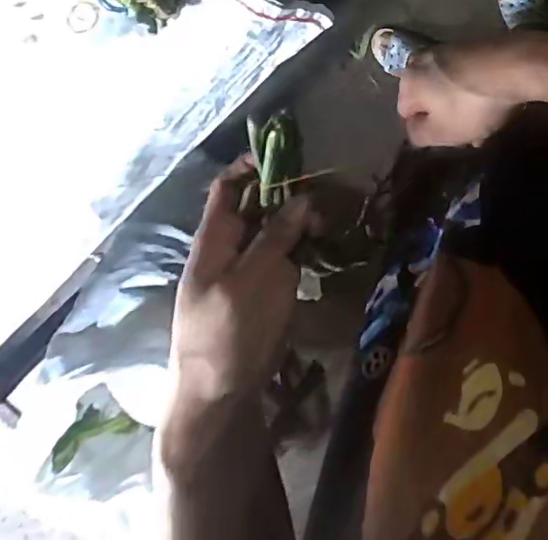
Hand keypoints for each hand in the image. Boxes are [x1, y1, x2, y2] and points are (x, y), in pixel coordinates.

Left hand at [162, 155, 317, 474]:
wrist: (218, 394)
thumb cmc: (226, 334)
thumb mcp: (251, 281)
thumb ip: (276, 236)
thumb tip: (302, 198)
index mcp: (214, 240)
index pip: (228, 188)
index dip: (252, 165)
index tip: (289, 153)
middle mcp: (232, 246)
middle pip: (259, 204)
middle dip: (290, 191)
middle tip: (326, 190)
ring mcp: (251, 266)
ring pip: (278, 227)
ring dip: (304, 217)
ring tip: (333, 216)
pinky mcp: (269, 285)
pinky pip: (289, 251)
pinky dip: (308, 240)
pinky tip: (329, 238)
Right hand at [396, 43, 524, 147]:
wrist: (516, 64)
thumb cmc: (473, 104)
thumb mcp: (442, 132)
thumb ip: (419, 134)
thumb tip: (415, 127)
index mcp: (409, 78)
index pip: (406, 113)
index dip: (428, 131)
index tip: (452, 140)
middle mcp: (425, 57)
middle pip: (434, 97)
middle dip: (453, 118)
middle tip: (475, 133)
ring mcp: (454, 46)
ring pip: (455, 86)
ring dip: (470, 105)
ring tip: (493, 120)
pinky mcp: (480, 42)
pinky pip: (474, 73)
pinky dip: (484, 87)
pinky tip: (502, 100)